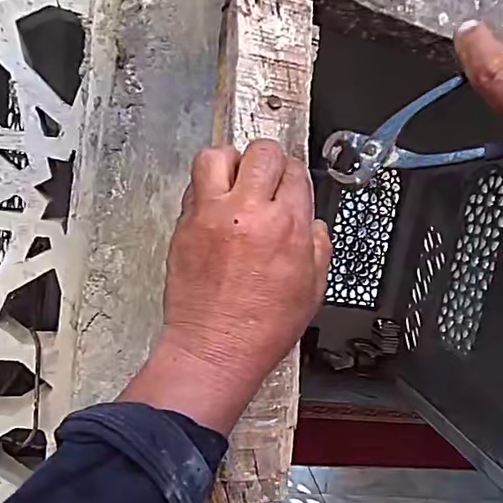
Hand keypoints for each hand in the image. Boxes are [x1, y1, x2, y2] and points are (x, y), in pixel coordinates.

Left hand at [119, 141, 331, 432]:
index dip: (295, 176)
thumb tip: (313, 226)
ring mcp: (211, 216)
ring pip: (217, 155)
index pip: (295, 171)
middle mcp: (248, 213)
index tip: (291, 184)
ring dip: (232, 162)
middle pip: (261, 152)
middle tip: (268, 176)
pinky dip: (208, 188)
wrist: (215, 350)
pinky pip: (195, 186)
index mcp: (287, 226)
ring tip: (237, 179)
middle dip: (270, 160)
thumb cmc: (260, 329)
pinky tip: (217, 206)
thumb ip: (318, 246)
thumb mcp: (313, 289)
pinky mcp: (184, 226)